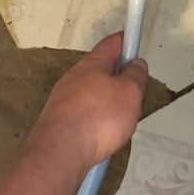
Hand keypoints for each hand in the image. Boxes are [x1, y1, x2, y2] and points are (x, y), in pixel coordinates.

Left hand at [30, 32, 149, 171]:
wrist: (60, 153)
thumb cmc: (99, 118)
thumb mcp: (130, 93)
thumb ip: (136, 75)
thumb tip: (136, 63)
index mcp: (93, 63)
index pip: (112, 43)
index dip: (127, 41)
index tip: (136, 44)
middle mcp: (74, 76)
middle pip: (100, 68)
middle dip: (117, 76)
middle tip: (134, 91)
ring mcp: (62, 99)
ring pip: (90, 92)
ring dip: (105, 100)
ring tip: (119, 119)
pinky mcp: (57, 121)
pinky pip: (81, 112)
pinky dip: (93, 118)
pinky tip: (100, 134)